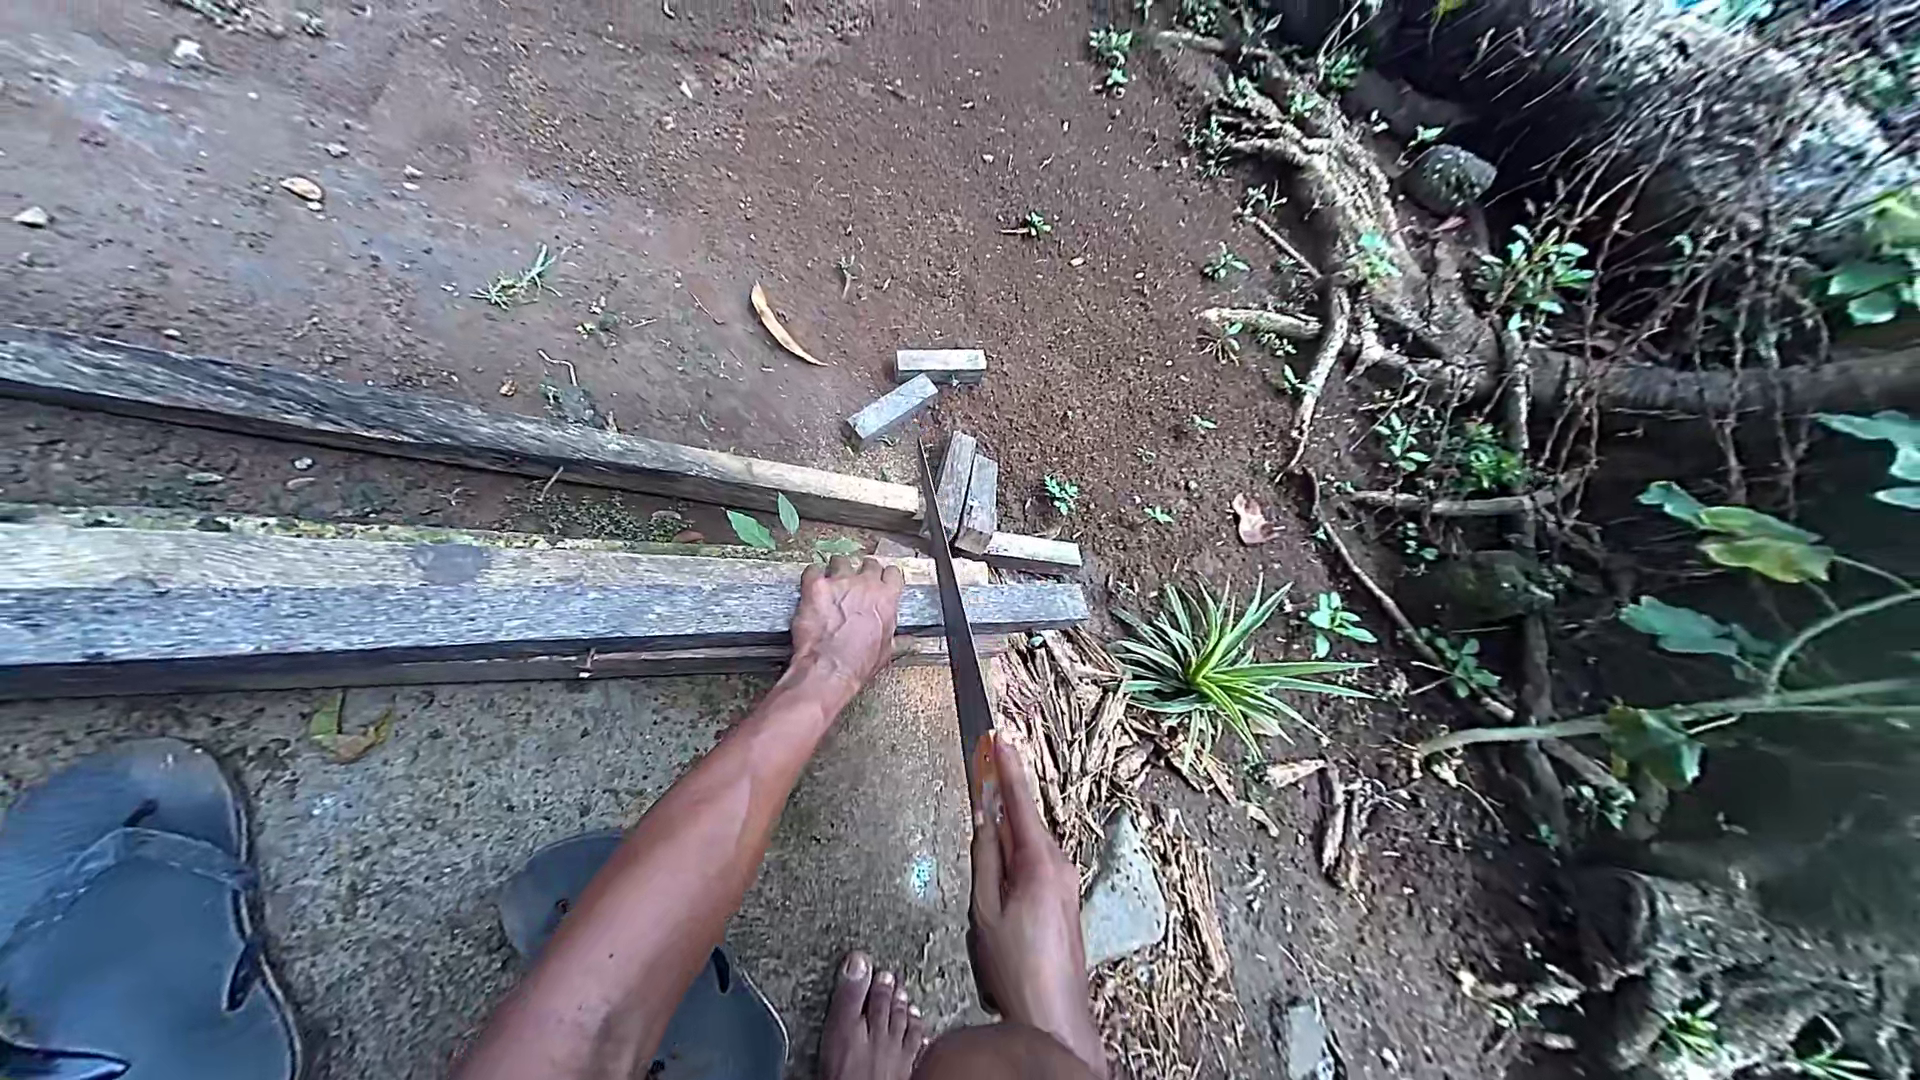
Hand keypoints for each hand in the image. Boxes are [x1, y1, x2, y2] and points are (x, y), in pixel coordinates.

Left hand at [788, 555, 904, 696]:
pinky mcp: (816, 586)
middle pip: (868, 563)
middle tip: (855, 582)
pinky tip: (811, 586)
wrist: (830, 668)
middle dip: (862, 571)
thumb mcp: (887, 651)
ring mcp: (840, 582)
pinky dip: (812, 576)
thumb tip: (909, 641)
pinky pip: (813, 570)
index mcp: (886, 598)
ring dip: (836, 570)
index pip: (892, 573)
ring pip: (840, 561)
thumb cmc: (858, 662)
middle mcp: (865, 584)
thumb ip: (897, 638)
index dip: (885, 577)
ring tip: (831, 581)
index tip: (880, 581)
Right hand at [969, 733, 1106, 1075]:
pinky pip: (1037, 861)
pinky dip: (1017, 851)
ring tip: (985, 837)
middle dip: (1003, 800)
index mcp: (1040, 861)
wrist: (1055, 1018)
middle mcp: (1060, 863)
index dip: (1008, 766)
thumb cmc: (1016, 966)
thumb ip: (985, 857)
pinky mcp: (1064, 897)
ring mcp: (1066, 881)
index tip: (1001, 736)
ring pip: (1030, 842)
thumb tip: (984, 819)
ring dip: (1008, 831)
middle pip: (1025, 820)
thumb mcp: (986, 909)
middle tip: (983, 776)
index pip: (1019, 800)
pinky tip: (1001, 868)